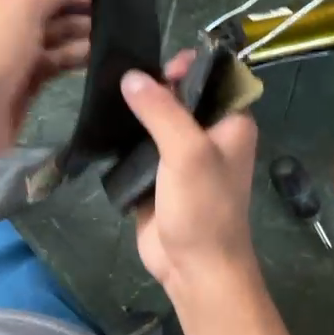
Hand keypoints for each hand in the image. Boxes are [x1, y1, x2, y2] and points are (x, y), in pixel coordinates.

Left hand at [0, 0, 103, 162]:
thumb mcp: (23, 4)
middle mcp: (3, 7)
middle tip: (122, 6)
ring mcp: (15, 42)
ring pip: (58, 26)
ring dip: (83, 28)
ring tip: (114, 32)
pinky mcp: (27, 73)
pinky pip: (57, 55)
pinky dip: (75, 54)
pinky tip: (100, 55)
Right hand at [122, 52, 260, 297]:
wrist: (193, 268)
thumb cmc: (204, 207)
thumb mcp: (187, 151)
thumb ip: (161, 110)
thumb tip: (130, 76)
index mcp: (230, 122)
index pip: (213, 77)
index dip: (189, 65)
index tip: (160, 66)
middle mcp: (208, 133)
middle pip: (179, 94)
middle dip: (153, 85)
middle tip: (125, 81)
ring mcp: (180, 154)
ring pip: (155, 118)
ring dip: (134, 110)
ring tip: (107, 95)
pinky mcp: (155, 174)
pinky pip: (138, 144)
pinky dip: (123, 135)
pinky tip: (103, 123)